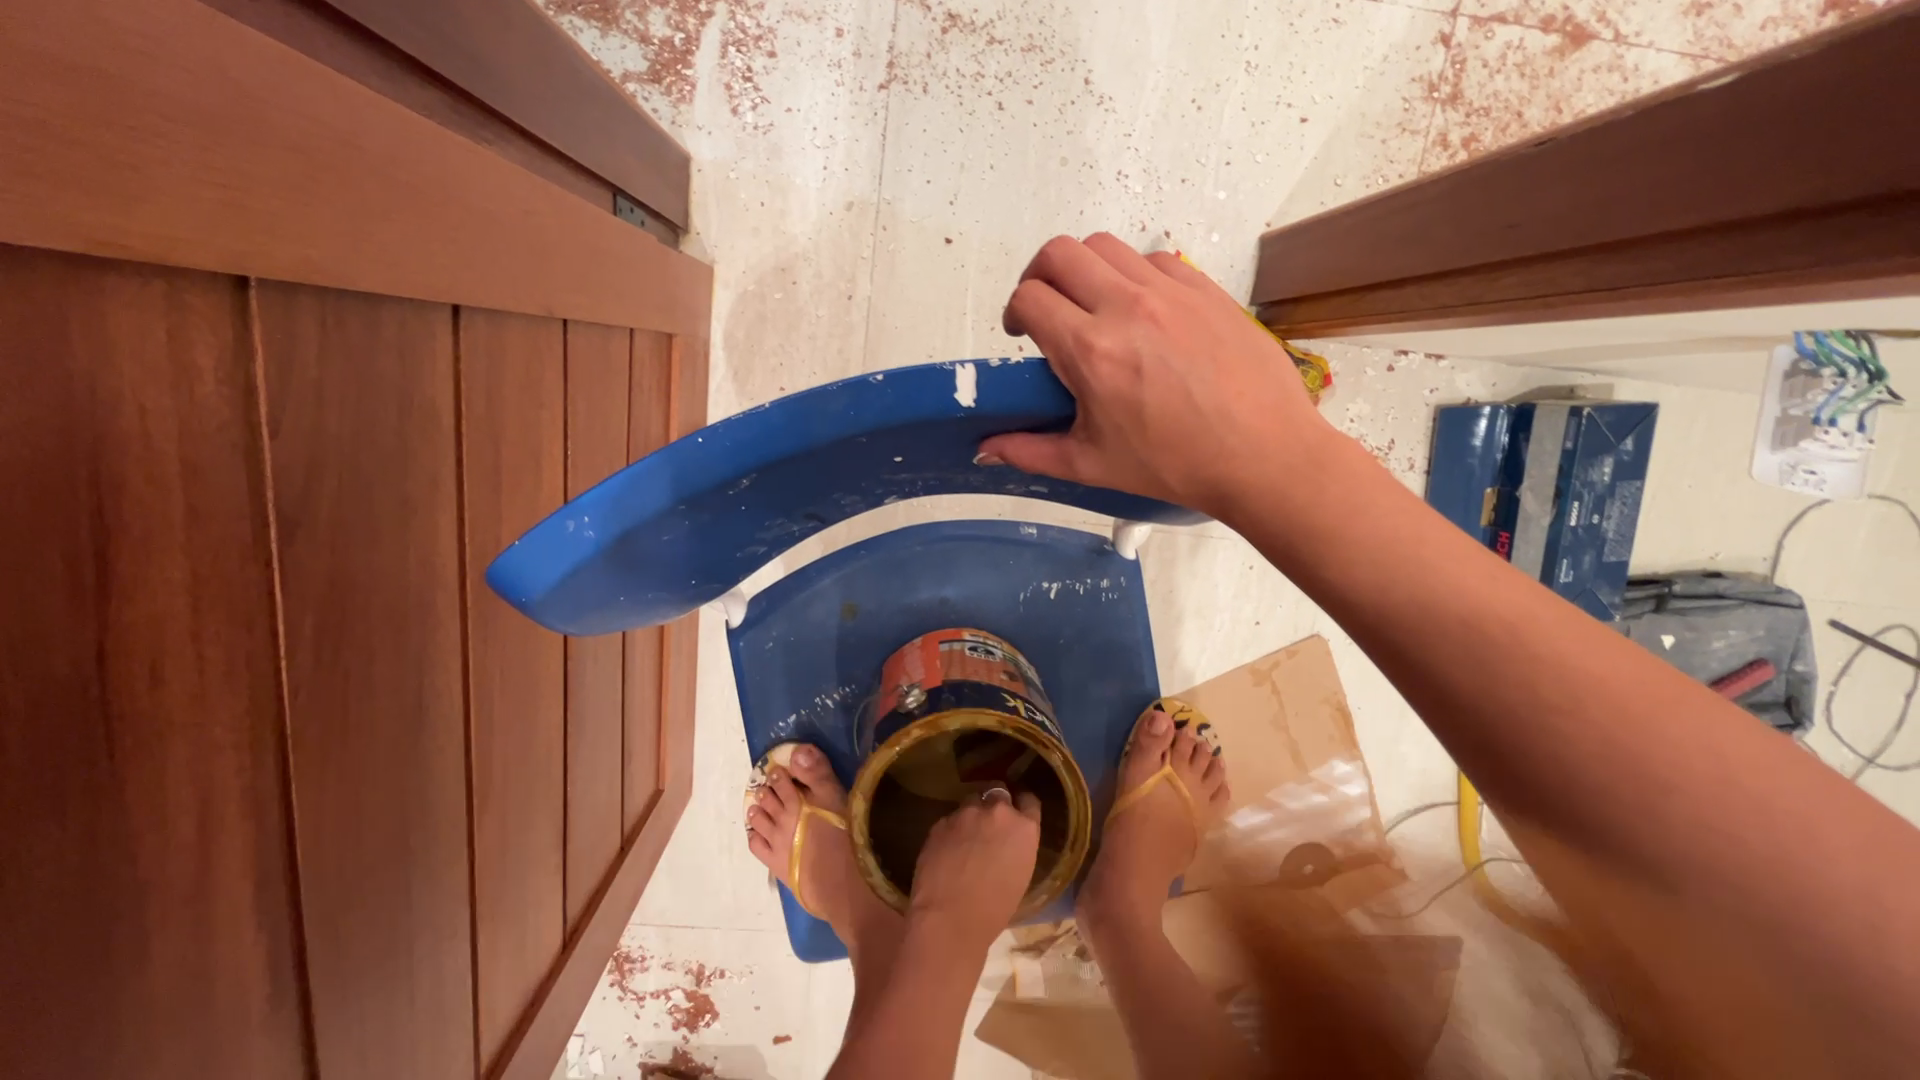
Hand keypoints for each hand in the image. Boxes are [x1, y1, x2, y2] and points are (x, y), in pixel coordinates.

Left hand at [908, 788, 1042, 948]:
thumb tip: (1007, 842)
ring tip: (966, 836)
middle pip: (999, 791)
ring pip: (971, 801)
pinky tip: (947, 849)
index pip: (1029, 800)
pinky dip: (952, 829)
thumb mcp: (1020, 875)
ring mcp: (966, 813)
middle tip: (990, 823)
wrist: (949, 918)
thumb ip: (1017, 847)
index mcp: (1024, 828)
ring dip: (972, 814)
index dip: (1023, 805)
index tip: (1018, 811)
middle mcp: (997, 812)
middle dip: (996, 803)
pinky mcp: (940, 822)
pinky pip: (950, 819)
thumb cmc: (994, 910)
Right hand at [979, 233, 1327, 517]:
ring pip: (1106, 246)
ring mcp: (1170, 290)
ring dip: (1085, 269)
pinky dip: (1134, 274)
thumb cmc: (1174, 465)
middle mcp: (1126, 306)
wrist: (1263, 454)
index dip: (1015, 313)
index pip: (1029, 298)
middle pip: (1059, 252)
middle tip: (1046, 309)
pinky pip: (1155, 258)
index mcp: (1091, 350)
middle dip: (1038, 276)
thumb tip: (985, 449)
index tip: (1022, 336)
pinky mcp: (1205, 288)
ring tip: (1093, 306)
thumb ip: (1030, 451)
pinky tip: (1143, 310)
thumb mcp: (1091, 465)